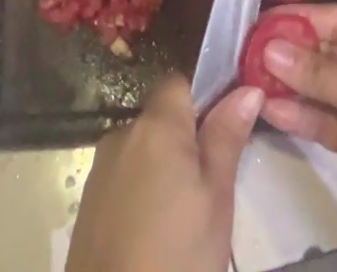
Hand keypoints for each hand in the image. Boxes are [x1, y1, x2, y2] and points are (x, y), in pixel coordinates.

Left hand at [66, 76, 263, 271]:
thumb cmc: (177, 253)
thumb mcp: (216, 198)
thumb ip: (226, 138)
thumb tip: (247, 89)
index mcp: (154, 126)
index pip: (179, 82)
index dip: (205, 97)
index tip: (228, 128)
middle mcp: (121, 134)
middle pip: (161, 118)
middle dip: (188, 139)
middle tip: (216, 182)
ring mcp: (100, 168)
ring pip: (144, 149)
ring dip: (166, 167)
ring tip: (189, 213)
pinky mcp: (89, 200)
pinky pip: (126, 175)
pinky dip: (144, 190)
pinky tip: (158, 228)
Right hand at [257, 4, 336, 258]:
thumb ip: (319, 72)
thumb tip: (269, 48)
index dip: (304, 19)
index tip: (263, 20)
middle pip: (327, 52)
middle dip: (289, 51)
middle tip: (245, 50)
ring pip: (319, 86)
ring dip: (287, 82)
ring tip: (247, 77)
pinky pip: (319, 118)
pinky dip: (295, 113)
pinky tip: (266, 107)